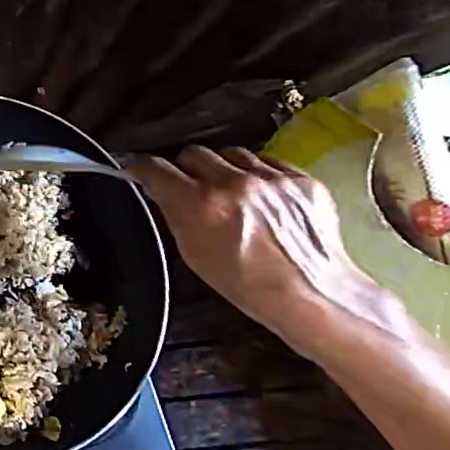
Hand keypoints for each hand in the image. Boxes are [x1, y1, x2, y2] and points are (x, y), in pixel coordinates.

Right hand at [128, 146, 413, 351]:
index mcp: (202, 206)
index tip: (138, 168)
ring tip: (230, 193)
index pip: (156, 168)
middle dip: (186, 168)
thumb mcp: (194, 255)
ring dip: (223, 168)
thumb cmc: (250, 285)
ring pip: (231, 153)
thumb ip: (175, 215)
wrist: (312, 296)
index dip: (142, 168)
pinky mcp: (300, 179)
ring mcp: (271, 179)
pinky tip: (260, 197)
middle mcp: (235, 184)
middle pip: (193, 153)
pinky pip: (267, 161)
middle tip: (190, 186)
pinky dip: (258, 174)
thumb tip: (162, 191)